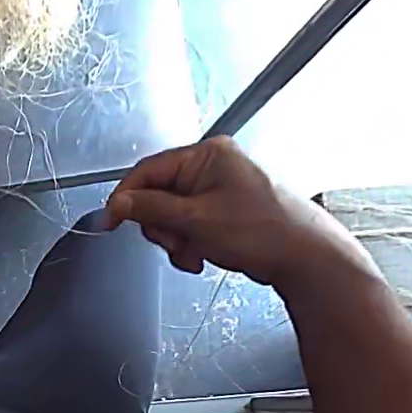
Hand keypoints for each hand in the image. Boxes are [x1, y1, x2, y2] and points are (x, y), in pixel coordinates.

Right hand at [105, 137, 376, 291]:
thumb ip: (151, 208)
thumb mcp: (195, 219)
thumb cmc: (261, 230)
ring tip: (195, 253)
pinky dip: (189, 246)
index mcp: (205, 155)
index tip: (110, 221)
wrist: (301, 257)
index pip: (148, 170)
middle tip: (175, 241)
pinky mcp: (222, 213)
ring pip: (171, 217)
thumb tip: (119, 202)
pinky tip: (203, 257)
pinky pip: (188, 228)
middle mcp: (211, 168)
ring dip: (176, 241)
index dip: (126, 197)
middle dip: (161, 226)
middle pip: (157, 196)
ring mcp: (217, 191)